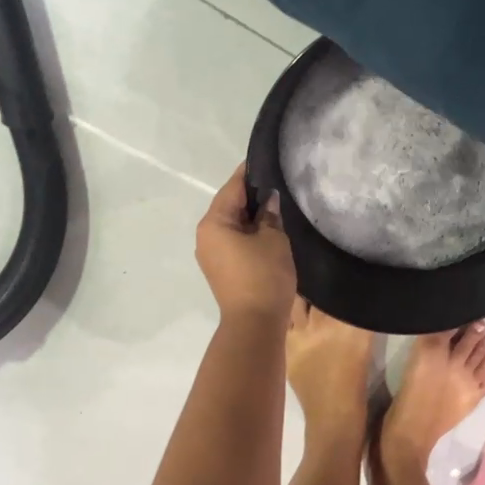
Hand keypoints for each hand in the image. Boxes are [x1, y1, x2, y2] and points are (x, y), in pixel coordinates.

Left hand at [196, 164, 296, 322]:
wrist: (255, 324)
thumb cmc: (263, 277)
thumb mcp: (273, 240)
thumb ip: (270, 215)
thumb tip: (269, 201)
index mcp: (214, 222)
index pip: (233, 187)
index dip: (251, 173)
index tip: (268, 160)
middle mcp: (205, 236)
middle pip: (230, 207)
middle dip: (253, 198)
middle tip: (279, 188)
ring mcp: (211, 256)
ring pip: (233, 227)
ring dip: (252, 220)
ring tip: (278, 212)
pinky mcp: (222, 272)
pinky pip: (235, 244)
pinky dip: (250, 237)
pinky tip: (269, 235)